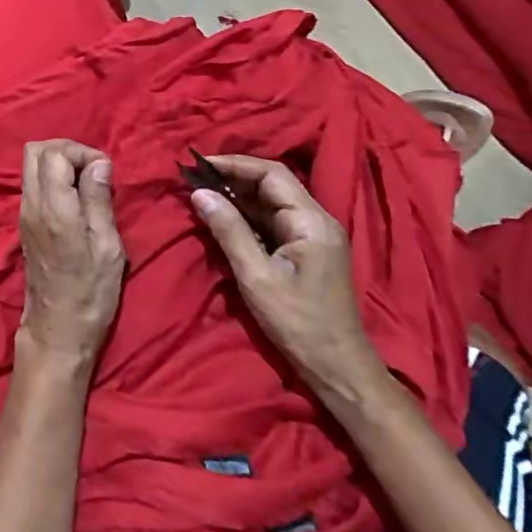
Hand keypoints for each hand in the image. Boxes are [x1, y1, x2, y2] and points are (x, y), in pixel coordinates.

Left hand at [18, 141, 125, 361]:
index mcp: (53, 207)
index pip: (54, 153)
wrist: (58, 328)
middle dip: (65, 149)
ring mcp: (23, 212)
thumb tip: (99, 163)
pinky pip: (32, 183)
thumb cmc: (91, 292)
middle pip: (34, 151)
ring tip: (88, 183)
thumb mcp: (108, 247)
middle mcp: (31, 204)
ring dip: (58, 162)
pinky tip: (76, 198)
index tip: (105, 170)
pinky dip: (52, 178)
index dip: (81, 151)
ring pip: (30, 166)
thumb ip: (99, 200)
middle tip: (93, 168)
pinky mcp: (24, 222)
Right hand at [190, 155, 385, 397]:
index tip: (198, 165)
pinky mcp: (304, 250)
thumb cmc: (298, 322)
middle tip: (194, 177)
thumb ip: (228, 229)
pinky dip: (244, 213)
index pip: (272, 174)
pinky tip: (221, 215)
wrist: (336, 367)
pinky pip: (271, 219)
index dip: (234, 164)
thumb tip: (199, 193)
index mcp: (311, 222)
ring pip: (270, 201)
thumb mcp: (256, 275)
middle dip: (232, 176)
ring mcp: (312, 236)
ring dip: (236, 194)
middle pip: (272, 183)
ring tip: (200, 192)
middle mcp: (316, 221)